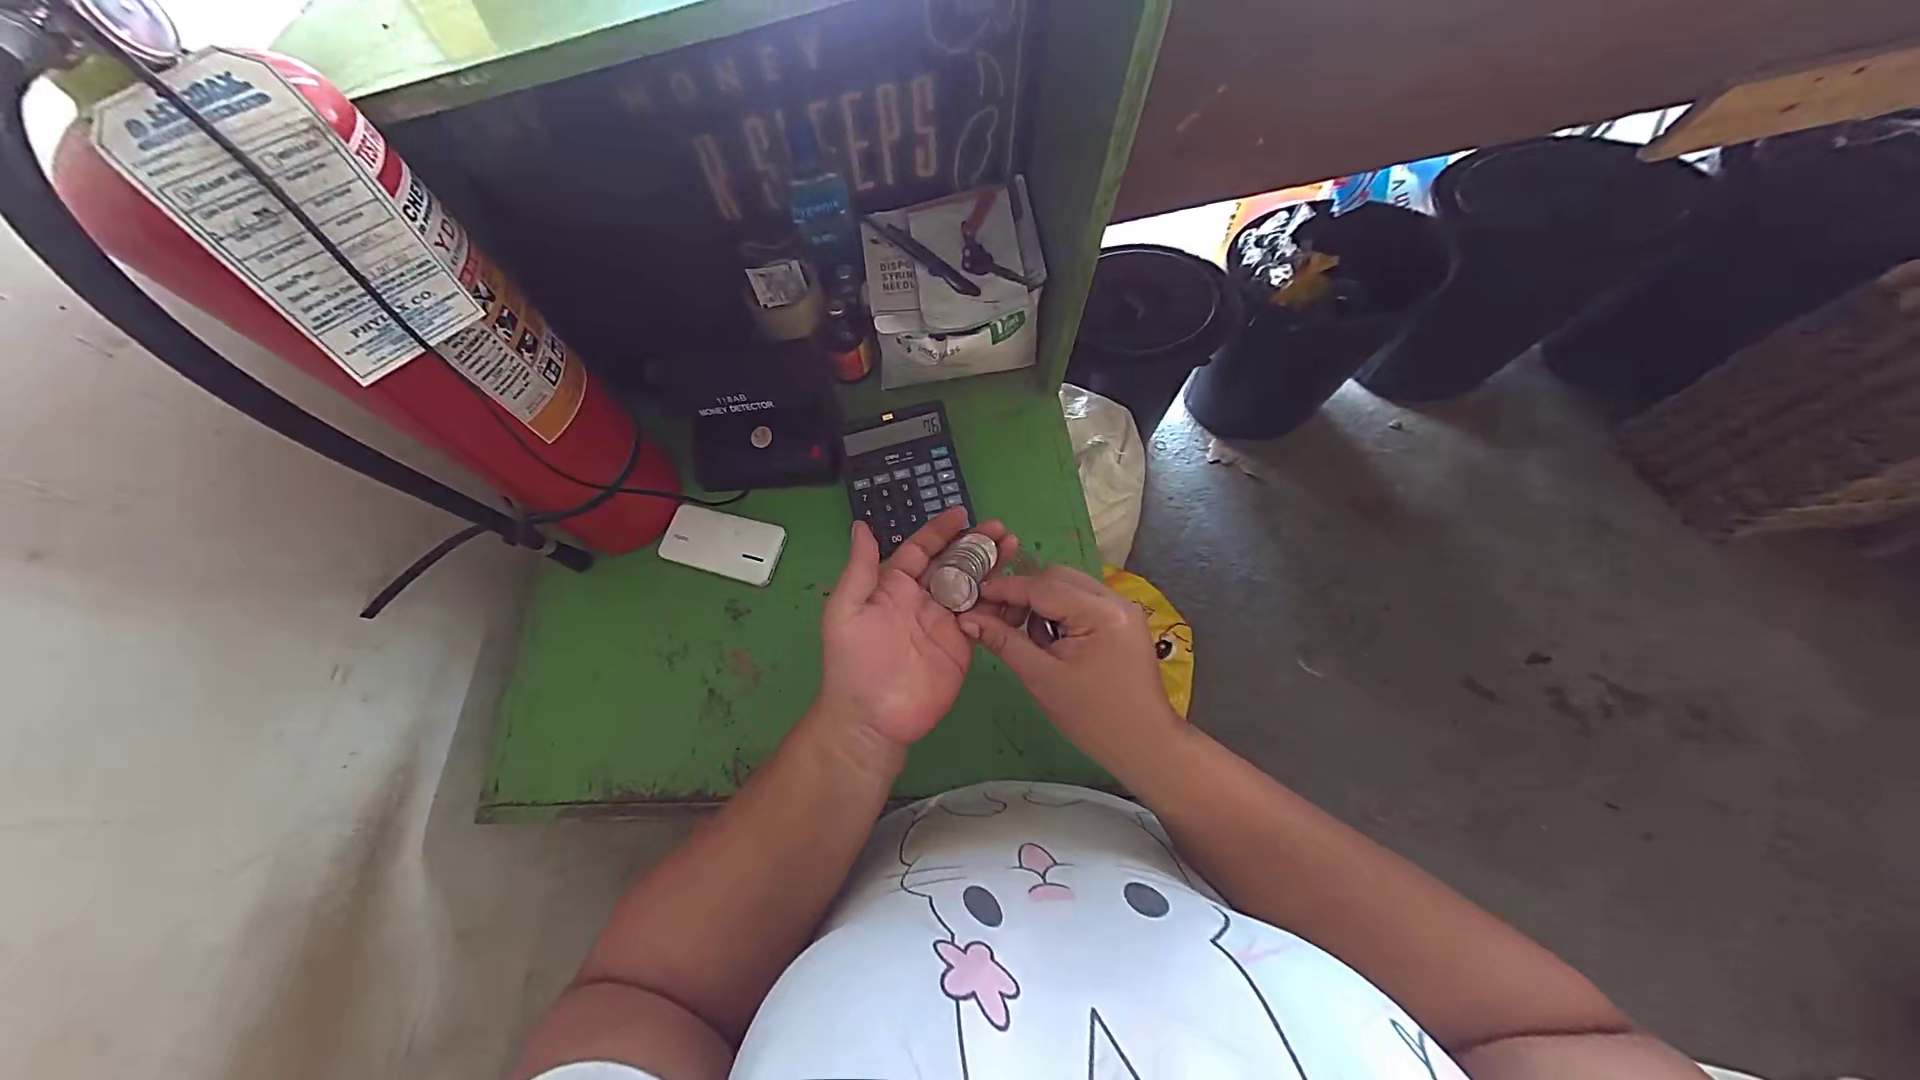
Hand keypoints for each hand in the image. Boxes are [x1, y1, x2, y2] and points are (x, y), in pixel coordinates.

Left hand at [815, 509, 1018, 751]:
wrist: (872, 718)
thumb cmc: (853, 663)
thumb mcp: (846, 611)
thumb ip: (859, 569)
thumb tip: (861, 526)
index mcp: (894, 587)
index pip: (921, 550)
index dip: (940, 531)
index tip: (961, 515)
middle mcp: (922, 599)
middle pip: (953, 563)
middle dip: (975, 544)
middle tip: (999, 529)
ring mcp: (944, 622)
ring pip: (972, 585)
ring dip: (991, 566)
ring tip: (1012, 547)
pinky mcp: (963, 644)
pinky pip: (984, 616)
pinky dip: (999, 600)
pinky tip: (1015, 586)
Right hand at [958, 565, 1182, 773]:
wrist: (1144, 745)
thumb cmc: (1093, 717)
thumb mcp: (1042, 678)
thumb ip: (1004, 642)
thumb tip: (969, 619)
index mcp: (1100, 612)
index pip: (1042, 586)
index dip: (1005, 590)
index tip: (975, 596)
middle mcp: (1116, 600)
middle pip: (1057, 578)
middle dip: (1025, 596)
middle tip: (1001, 621)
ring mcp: (1123, 609)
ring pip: (1069, 587)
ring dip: (1042, 606)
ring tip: (1032, 642)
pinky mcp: (1123, 621)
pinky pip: (1082, 603)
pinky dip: (1061, 615)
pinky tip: (1052, 643)